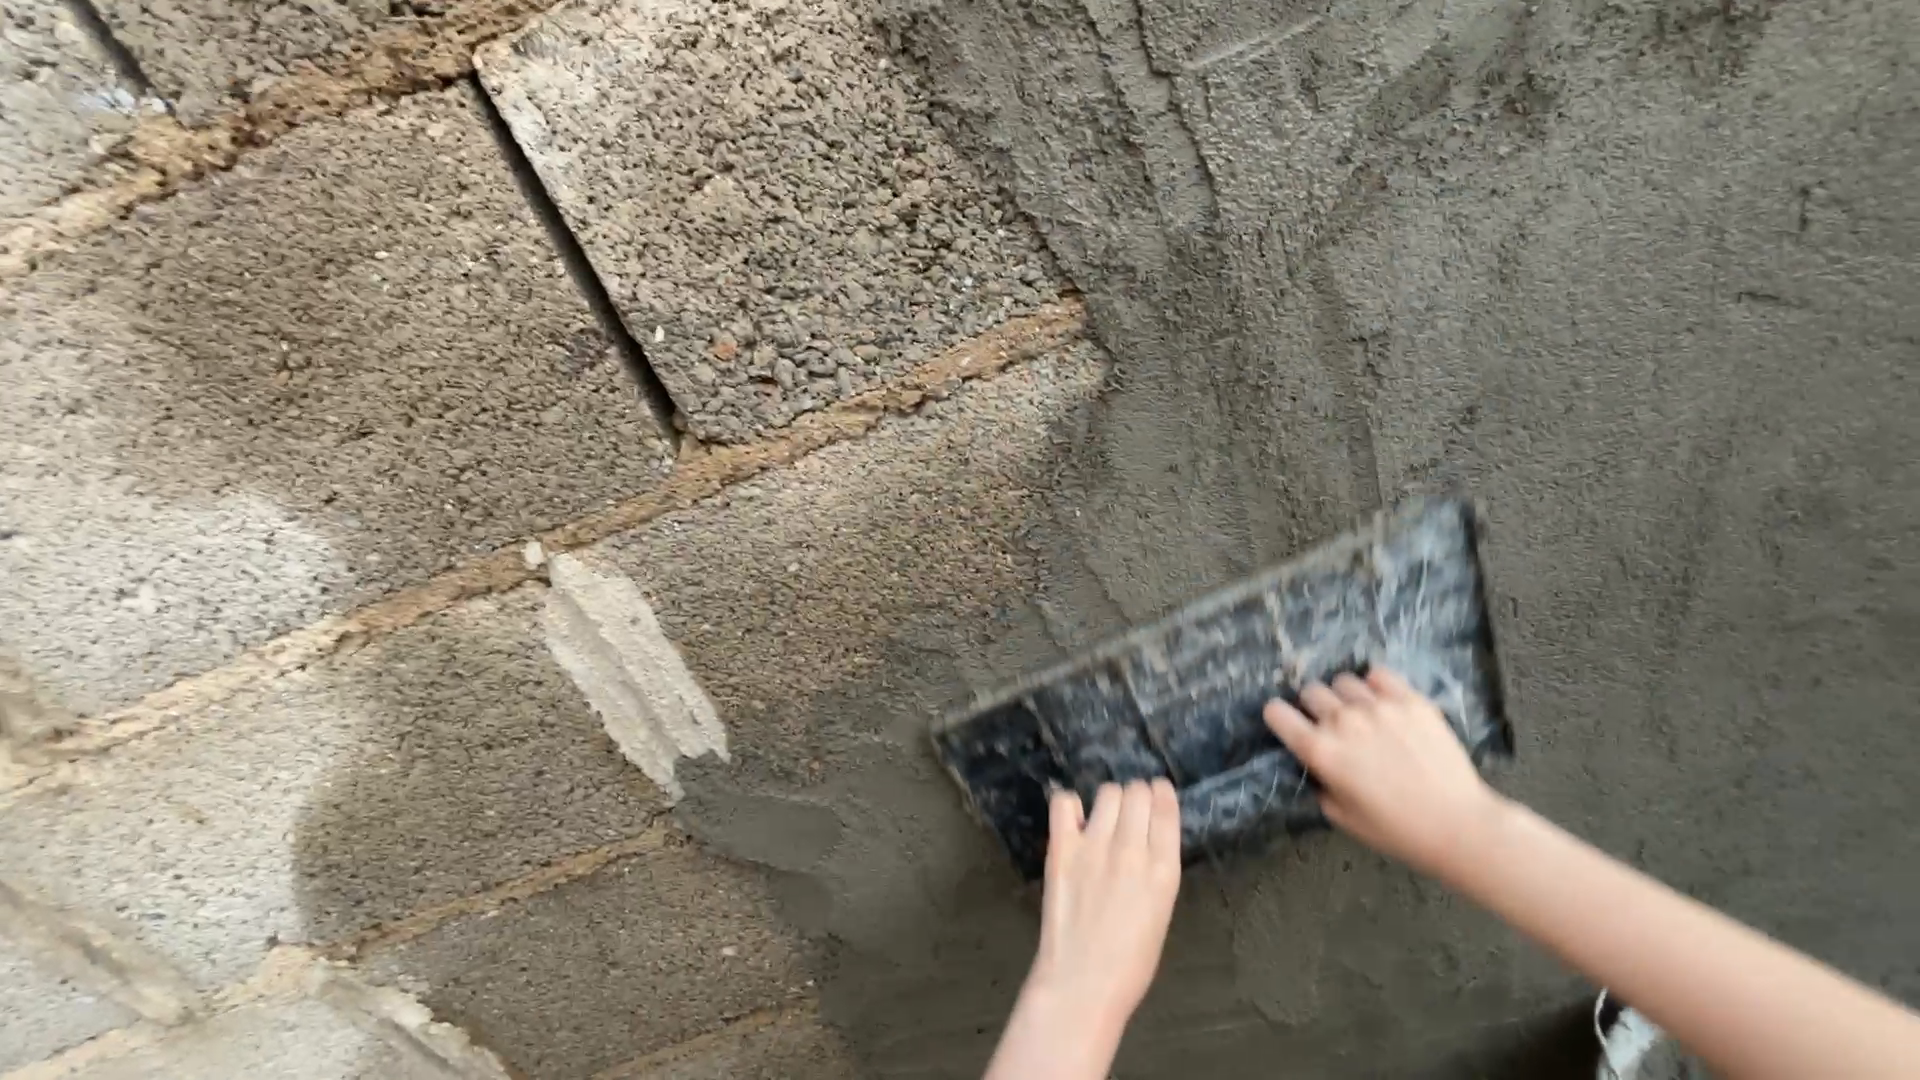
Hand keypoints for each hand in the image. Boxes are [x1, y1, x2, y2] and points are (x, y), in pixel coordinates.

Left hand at [1027, 779, 1181, 1028]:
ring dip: (1109, 800)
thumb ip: (1155, 869)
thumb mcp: (1161, 911)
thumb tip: (1146, 837)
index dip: (1161, 794)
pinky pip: (1065, 802)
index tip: (1156, 793)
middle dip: (1135, 796)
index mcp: (1164, 870)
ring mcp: (1094, 846)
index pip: (1165, 806)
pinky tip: (1074, 821)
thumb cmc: (1129, 961)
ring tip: (1102, 818)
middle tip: (1128, 812)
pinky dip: (1070, 805)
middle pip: (1136, 792)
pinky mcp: (1062, 848)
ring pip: (1107, 792)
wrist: (1082, 983)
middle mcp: (1132, 850)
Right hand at [1263, 668, 1502, 875]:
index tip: (1289, 725)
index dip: (1280, 719)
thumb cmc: (1396, 830)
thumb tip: (1317, 763)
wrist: (1460, 826)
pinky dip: (1376, 686)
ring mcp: (1378, 707)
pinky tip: (1384, 703)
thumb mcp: (1340, 815)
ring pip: (1343, 681)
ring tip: (1362, 716)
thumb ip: (1320, 781)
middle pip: (1310, 692)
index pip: (1276, 713)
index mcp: (1320, 751)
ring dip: (1346, 697)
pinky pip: (1379, 675)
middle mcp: (1343, 722)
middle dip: (1315, 708)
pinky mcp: (1411, 701)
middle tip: (1333, 728)